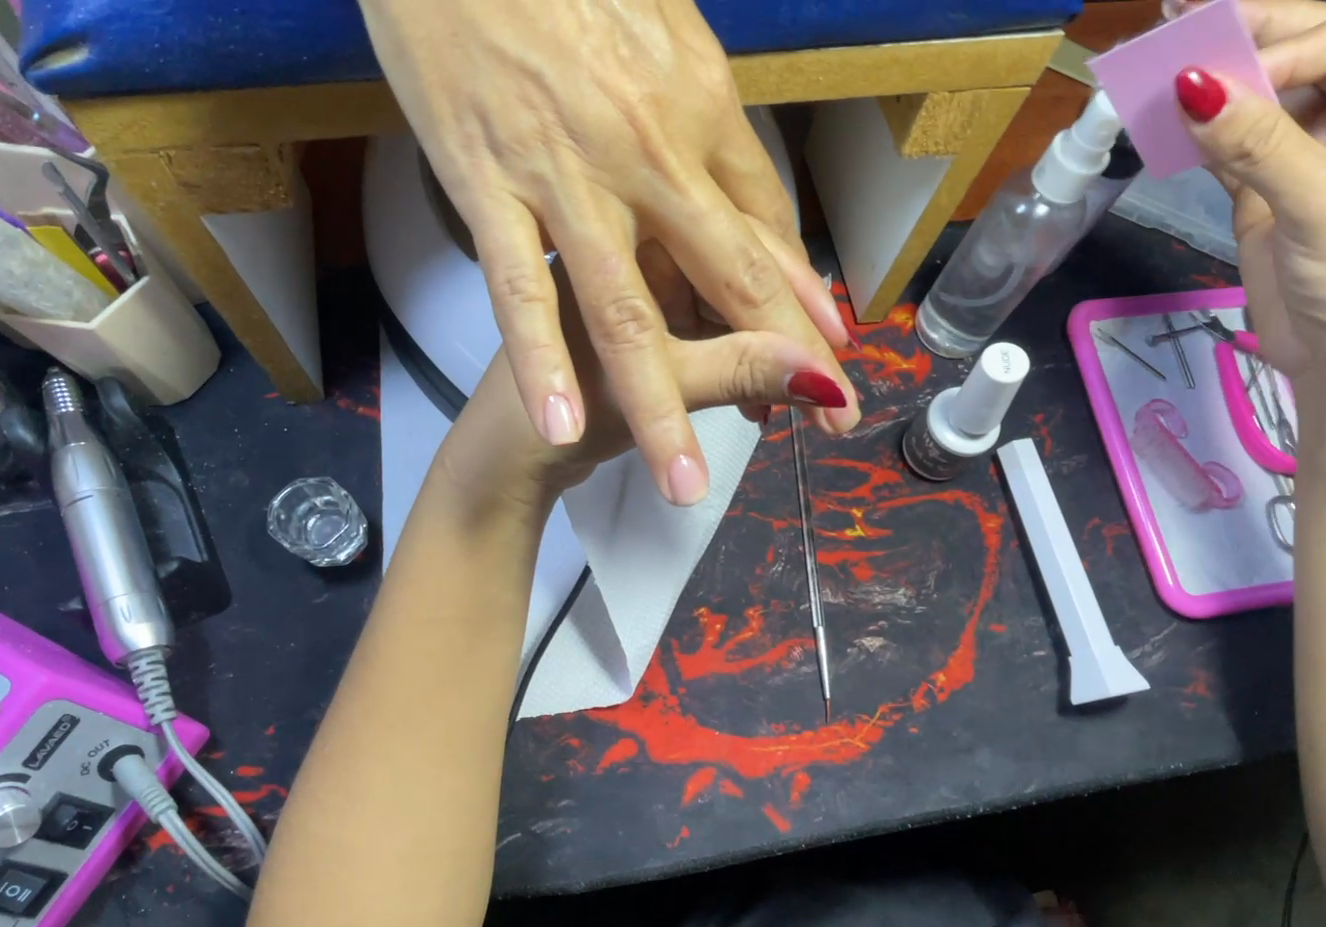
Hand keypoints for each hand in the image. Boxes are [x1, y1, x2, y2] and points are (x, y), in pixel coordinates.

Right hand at [360, 0, 858, 508]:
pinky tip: (564, 424)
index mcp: (696, 109)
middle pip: (728, 278)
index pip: (767, 228)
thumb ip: (714, 141)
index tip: (836, 359)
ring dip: (659, 405)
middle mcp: (647, 153)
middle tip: (822, 428)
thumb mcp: (667, 47)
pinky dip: (543, 362)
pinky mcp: (489, 190)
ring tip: (686, 480)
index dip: (803, 300)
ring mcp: (567, 178)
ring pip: (626, 308)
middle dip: (780, 361)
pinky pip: (518, 291)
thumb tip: (759, 219)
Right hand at [1173, 0, 1325, 386]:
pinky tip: (1171, 124)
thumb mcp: (1321, 202)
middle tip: (1179, 24)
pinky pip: (1241, 146)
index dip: (1280, 52)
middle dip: (1247, 46)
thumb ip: (1257, 141)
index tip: (1212, 74)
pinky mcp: (1280, 187)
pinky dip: (1207, 138)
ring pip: (1268, 100)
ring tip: (1161, 72)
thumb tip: (1189, 84)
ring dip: (1218, 92)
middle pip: (1307, 57)